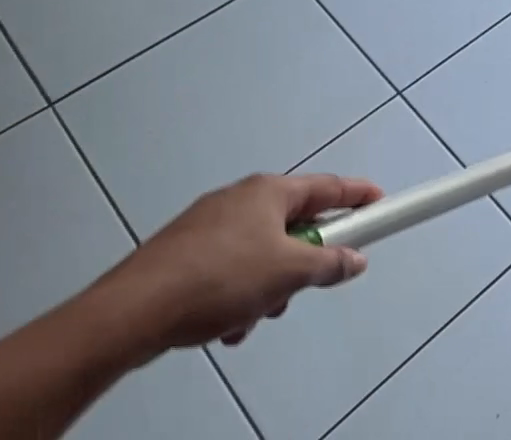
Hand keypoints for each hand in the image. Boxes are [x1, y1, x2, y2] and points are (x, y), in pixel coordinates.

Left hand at [85, 174, 383, 355]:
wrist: (126, 318)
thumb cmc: (219, 280)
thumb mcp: (290, 273)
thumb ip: (331, 263)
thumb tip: (355, 260)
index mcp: (269, 191)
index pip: (331, 187)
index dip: (362, 197)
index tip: (384, 207)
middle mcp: (238, 200)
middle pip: (294, 222)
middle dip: (307, 256)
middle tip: (312, 280)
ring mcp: (204, 227)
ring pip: (260, 251)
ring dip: (270, 283)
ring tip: (258, 314)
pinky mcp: (178, 257)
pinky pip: (227, 268)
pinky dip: (237, 292)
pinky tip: (228, 324)